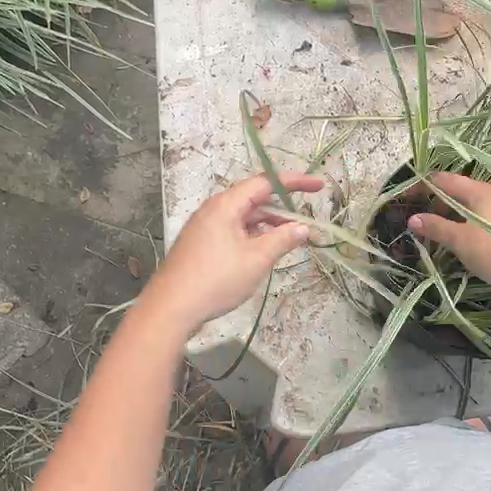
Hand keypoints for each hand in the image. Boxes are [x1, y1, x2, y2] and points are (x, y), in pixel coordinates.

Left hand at [141, 172, 324, 331]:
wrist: (171, 308)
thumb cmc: (216, 280)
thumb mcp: (257, 259)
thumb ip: (283, 239)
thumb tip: (304, 227)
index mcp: (226, 205)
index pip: (265, 182)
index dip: (295, 182)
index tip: (319, 186)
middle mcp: (214, 209)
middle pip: (254, 198)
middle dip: (283, 207)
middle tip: (307, 218)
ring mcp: (205, 227)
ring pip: (244, 217)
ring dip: (269, 224)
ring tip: (292, 237)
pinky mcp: (202, 244)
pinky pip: (234, 230)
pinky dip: (254, 235)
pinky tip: (265, 250)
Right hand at [407, 172, 490, 292]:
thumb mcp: (461, 240)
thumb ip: (436, 227)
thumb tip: (413, 218)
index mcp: (478, 191)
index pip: (442, 179)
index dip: (421, 187)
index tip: (404, 199)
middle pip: (458, 191)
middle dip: (437, 204)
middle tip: (423, 223)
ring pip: (472, 206)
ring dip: (453, 217)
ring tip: (442, 236)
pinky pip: (485, 217)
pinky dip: (469, 224)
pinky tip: (468, 243)